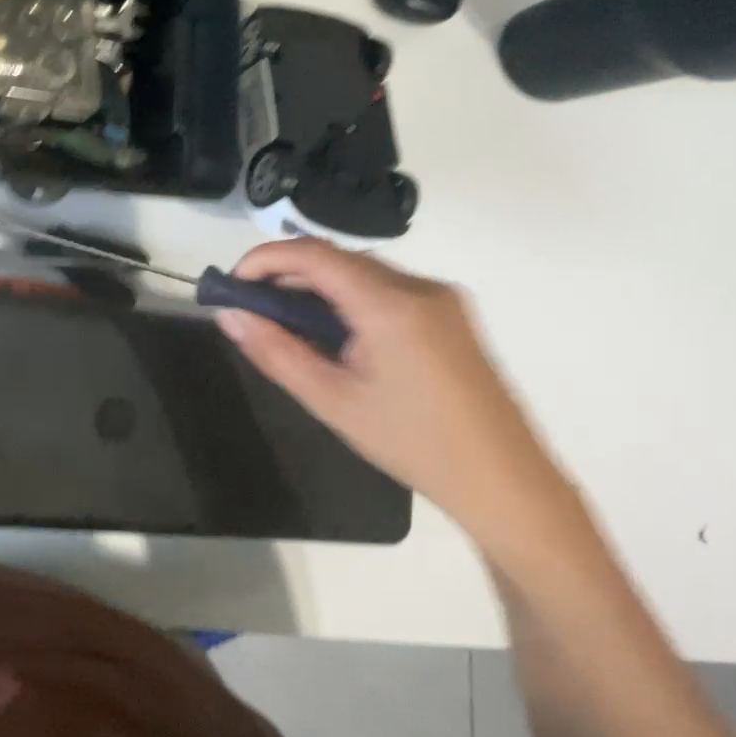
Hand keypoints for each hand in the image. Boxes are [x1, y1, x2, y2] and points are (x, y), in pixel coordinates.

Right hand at [215, 239, 562, 532]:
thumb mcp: (332, 401)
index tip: (229, 286)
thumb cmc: (413, 444)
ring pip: (359, 272)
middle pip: (336, 259)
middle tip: (249, 310)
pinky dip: (345, 298)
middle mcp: (420, 287)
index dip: (263, 260)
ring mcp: (442, 298)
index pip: (313, 254)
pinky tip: (332, 335)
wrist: (507, 482)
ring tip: (284, 326)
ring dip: (314, 287)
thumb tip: (228, 315)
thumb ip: (275, 352)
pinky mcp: (451, 313)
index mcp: (392, 306)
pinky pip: (384, 288)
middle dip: (284, 274)